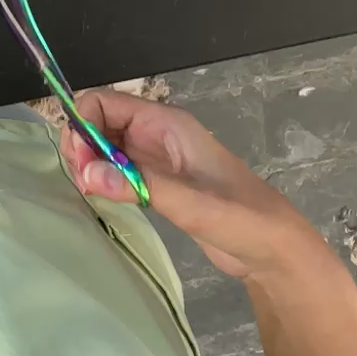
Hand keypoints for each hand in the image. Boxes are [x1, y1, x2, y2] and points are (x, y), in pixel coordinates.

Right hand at [58, 89, 333, 282]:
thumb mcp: (193, 203)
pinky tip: (102, 196)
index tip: (82, 163)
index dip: (83, 126)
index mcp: (166, 123)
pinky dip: (99, 176)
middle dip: (81, 145)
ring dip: (88, 162)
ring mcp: (153, 156)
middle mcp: (155, 132)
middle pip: (97, 121)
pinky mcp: (152, 179)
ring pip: (101, 144)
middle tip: (84, 182)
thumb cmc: (244, 220)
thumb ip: (138, 185)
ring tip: (91, 191)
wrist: (275, 252)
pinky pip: (113, 166)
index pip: (103, 103)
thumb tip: (86, 174)